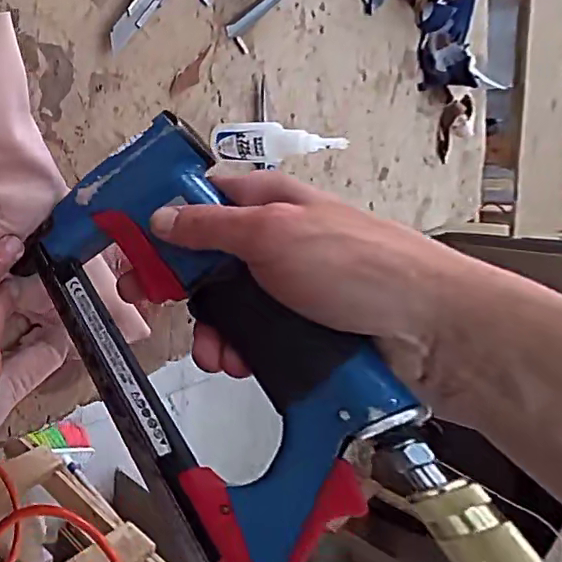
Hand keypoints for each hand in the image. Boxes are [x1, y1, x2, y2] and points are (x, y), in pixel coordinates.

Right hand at [118, 172, 471, 395]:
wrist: (431, 331)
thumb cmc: (353, 264)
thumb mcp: (272, 234)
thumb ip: (210, 227)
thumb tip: (160, 216)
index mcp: (266, 200)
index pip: (198, 199)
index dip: (161, 220)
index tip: (130, 247)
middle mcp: (273, 236)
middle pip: (205, 254)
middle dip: (178, 283)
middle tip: (144, 304)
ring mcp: (286, 282)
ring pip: (225, 300)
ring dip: (209, 326)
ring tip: (214, 353)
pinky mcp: (299, 322)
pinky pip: (251, 331)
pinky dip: (237, 347)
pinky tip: (237, 363)